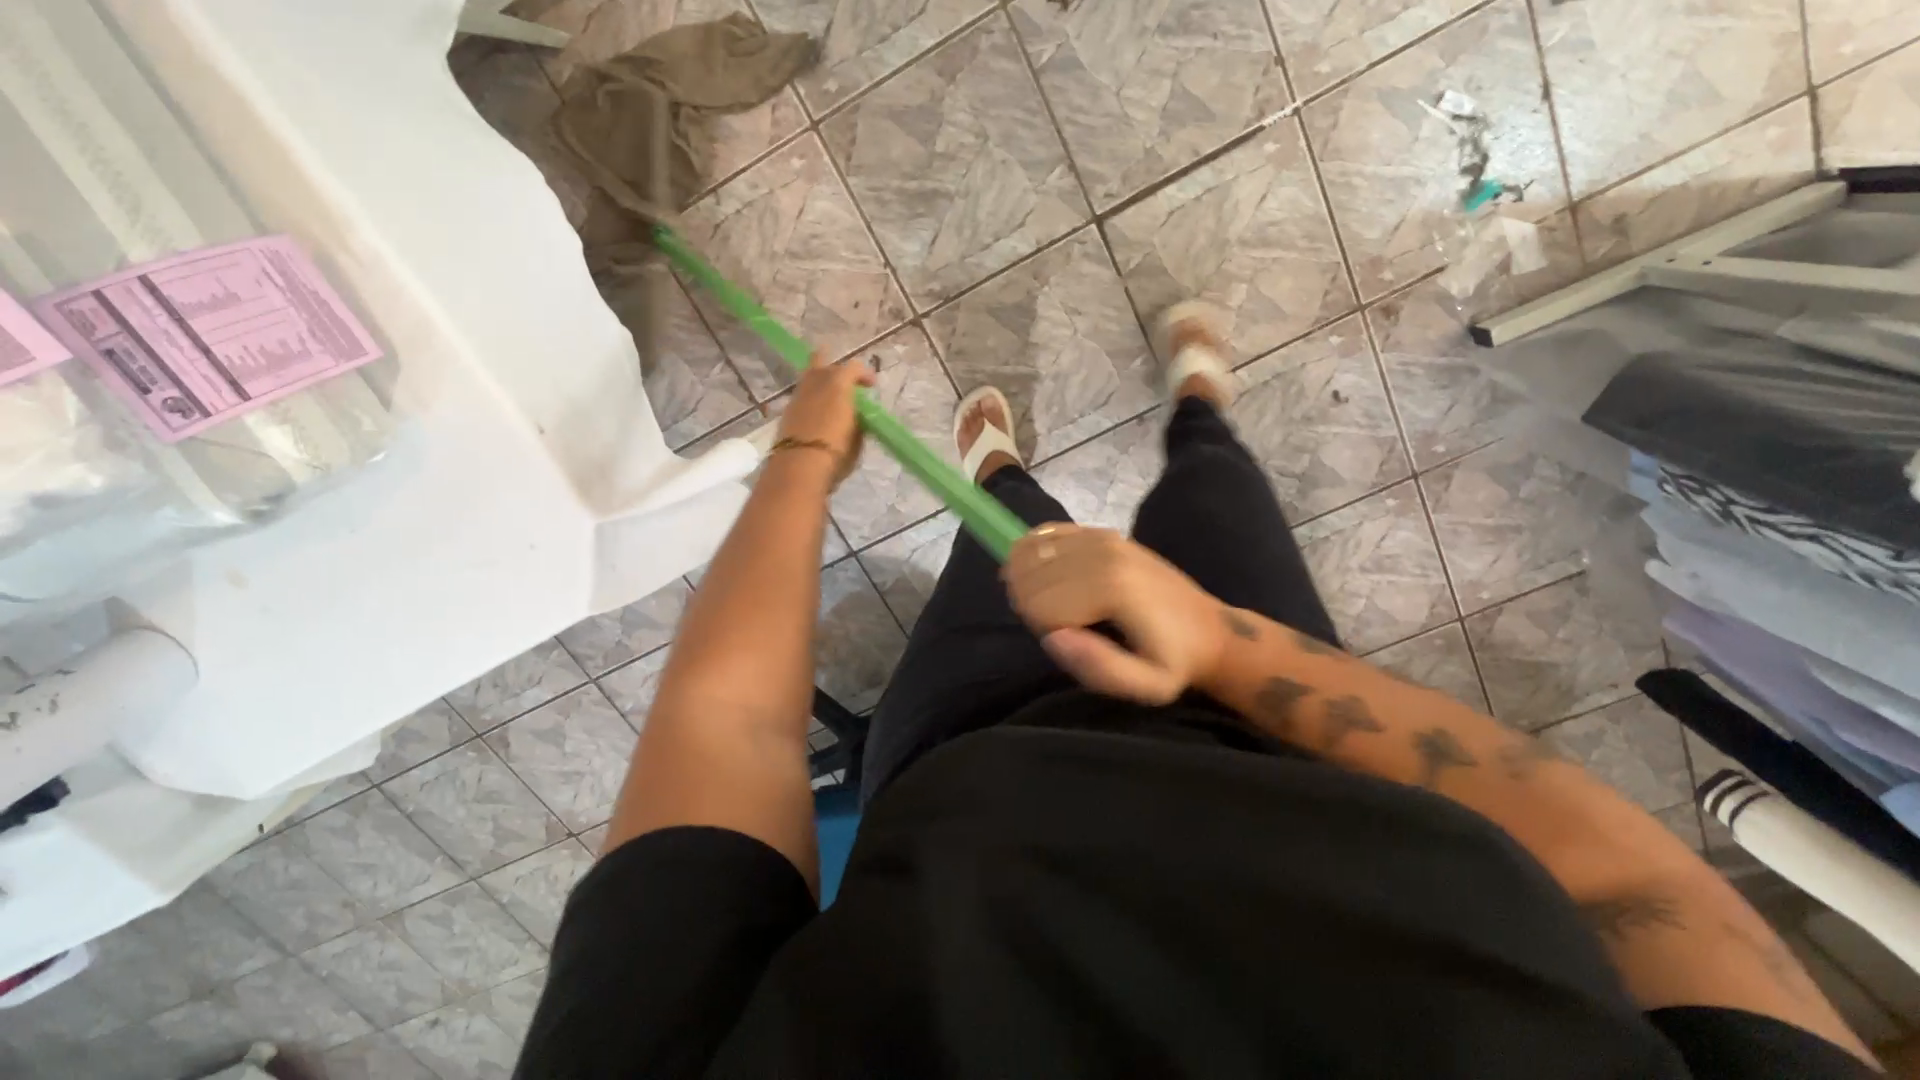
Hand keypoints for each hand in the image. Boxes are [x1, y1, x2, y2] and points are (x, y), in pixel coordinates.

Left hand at [775, 352, 875, 488]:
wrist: (800, 466)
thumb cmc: (837, 451)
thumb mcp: (857, 436)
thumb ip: (857, 420)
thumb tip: (855, 416)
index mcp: (838, 384)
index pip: (853, 368)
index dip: (864, 374)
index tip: (871, 386)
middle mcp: (816, 382)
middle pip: (823, 364)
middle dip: (836, 370)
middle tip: (846, 384)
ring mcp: (798, 395)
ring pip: (809, 378)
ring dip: (821, 384)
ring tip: (831, 398)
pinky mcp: (786, 411)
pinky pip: (802, 396)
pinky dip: (812, 399)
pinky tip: (818, 412)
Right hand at [1002, 524, 1228, 704]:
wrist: (1209, 631)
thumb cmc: (1174, 663)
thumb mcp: (1147, 685)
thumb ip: (1099, 668)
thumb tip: (1053, 638)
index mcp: (1113, 588)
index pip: (1038, 606)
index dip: (1045, 633)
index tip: (1074, 645)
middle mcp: (1103, 552)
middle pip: (1030, 576)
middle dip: (1033, 606)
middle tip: (1065, 627)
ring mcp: (1102, 536)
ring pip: (1030, 552)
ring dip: (1030, 582)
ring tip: (1056, 604)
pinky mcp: (1101, 532)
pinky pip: (1043, 532)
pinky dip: (1033, 553)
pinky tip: (1048, 575)